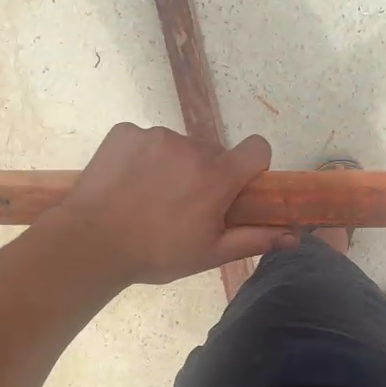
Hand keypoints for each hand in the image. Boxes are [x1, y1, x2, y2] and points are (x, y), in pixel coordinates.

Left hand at [34, 123, 294, 285]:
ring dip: (174, 166)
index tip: (238, 188)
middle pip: (213, 153)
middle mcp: (191, 147)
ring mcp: (155, 136)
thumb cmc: (156, 254)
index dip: (252, 166)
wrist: (92, 243)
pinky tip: (129, 186)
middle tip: (184, 207)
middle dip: (207, 174)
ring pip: (179, 147)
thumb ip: (254, 239)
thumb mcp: (209, 254)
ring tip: (150, 199)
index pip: (256, 148)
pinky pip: (146, 140)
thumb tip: (293, 237)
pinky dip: (144, 158)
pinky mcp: (126, 132)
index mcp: (217, 177)